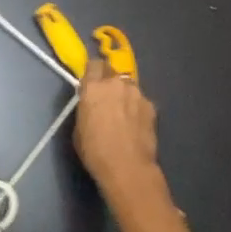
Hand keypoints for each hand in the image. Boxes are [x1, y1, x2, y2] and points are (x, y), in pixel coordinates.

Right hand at [75, 59, 162, 198]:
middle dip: (108, 82)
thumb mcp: (79, 128)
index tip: (91, 83)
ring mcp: (136, 92)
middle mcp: (116, 83)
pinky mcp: (151, 105)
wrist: (127, 167)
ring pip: (128, 86)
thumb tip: (92, 104)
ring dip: (124, 94)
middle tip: (107, 99)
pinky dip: (137, 107)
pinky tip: (136, 124)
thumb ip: (86, 107)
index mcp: (94, 87)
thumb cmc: (95, 151)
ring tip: (124, 113)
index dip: (92, 73)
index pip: (93, 64)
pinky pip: (141, 100)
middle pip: (112, 72)